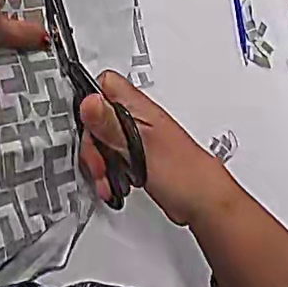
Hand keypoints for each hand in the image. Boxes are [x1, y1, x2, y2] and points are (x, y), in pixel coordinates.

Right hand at [77, 71, 240, 225]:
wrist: (204, 202)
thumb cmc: (183, 173)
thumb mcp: (138, 147)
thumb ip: (110, 123)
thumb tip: (89, 100)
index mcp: (138, 107)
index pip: (103, 84)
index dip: (89, 100)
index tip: (84, 122)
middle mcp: (137, 118)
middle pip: (97, 116)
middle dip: (92, 141)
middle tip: (99, 160)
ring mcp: (137, 137)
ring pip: (103, 138)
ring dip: (99, 159)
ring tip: (106, 176)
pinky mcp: (138, 156)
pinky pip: (112, 156)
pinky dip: (108, 170)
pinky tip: (113, 182)